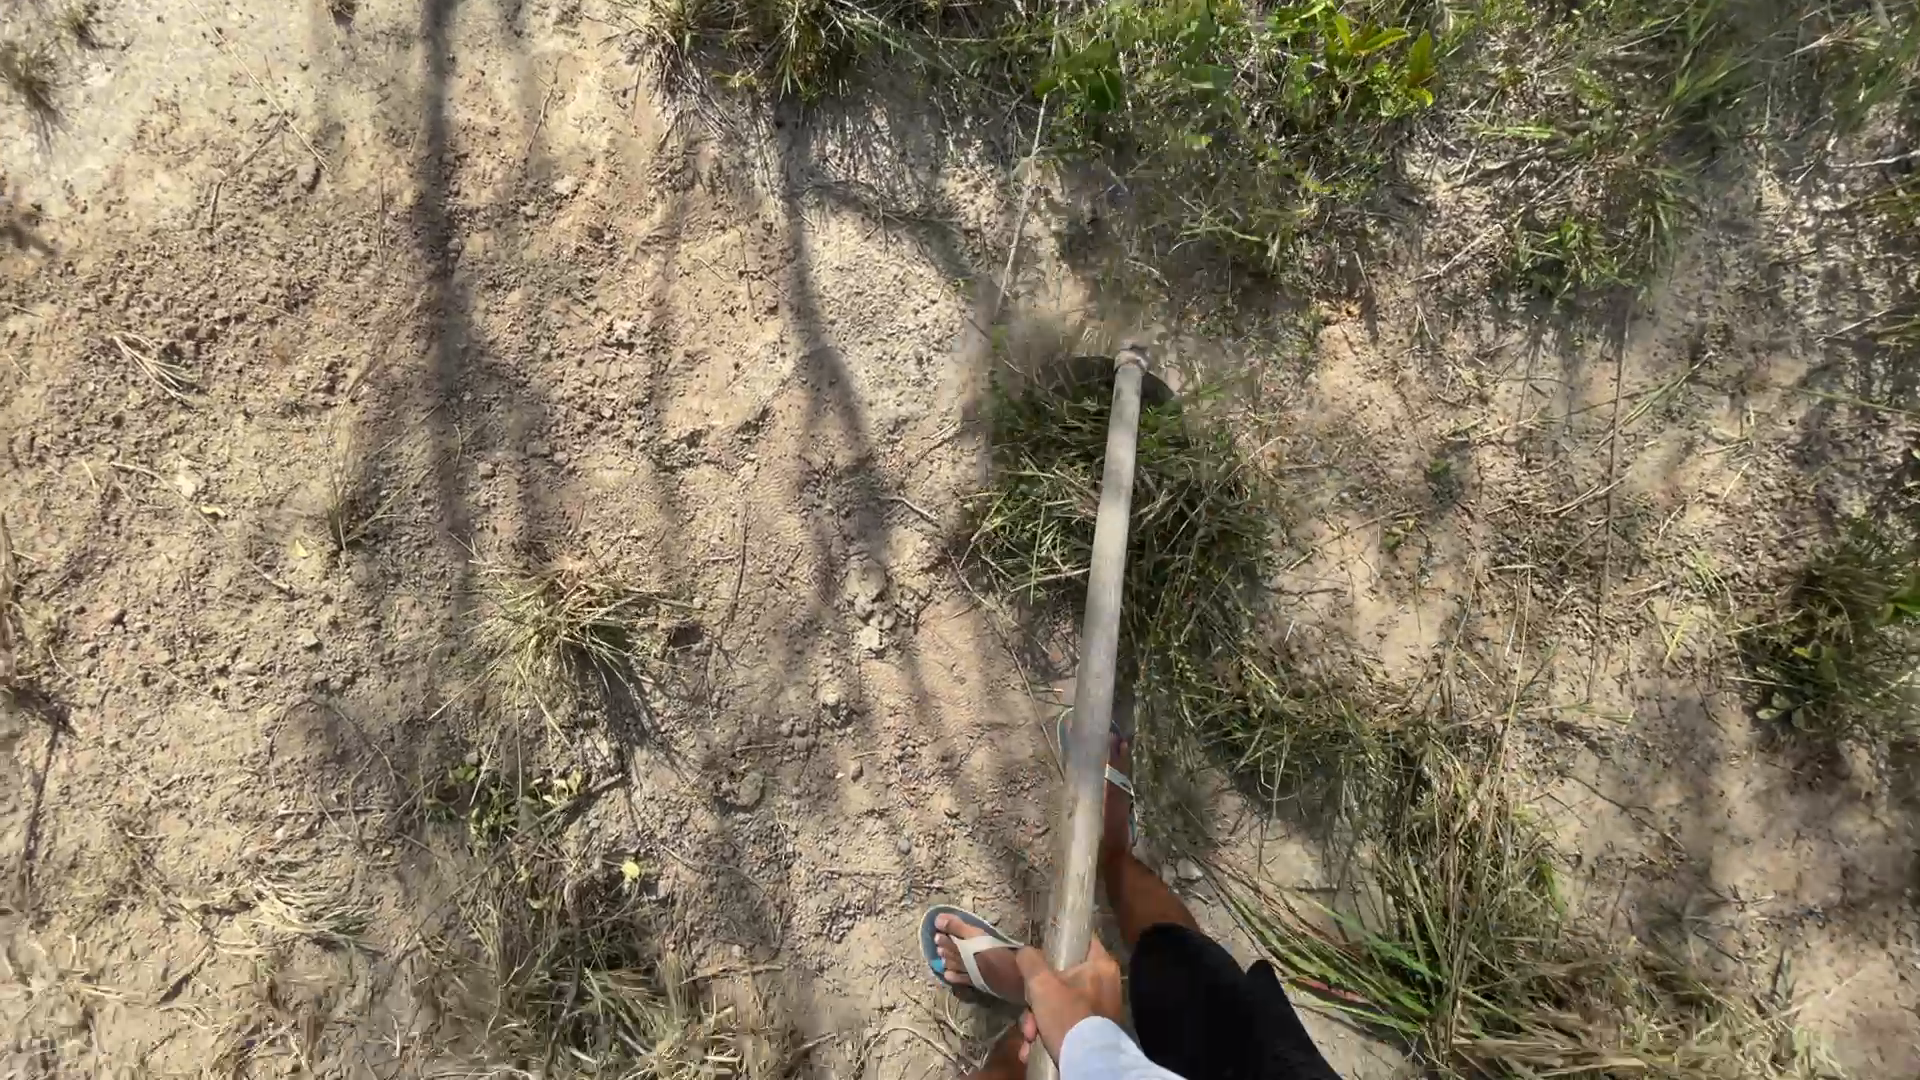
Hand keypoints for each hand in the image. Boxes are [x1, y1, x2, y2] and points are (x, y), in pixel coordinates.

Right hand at [1010, 938, 1124, 1065]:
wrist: (1088, 1066)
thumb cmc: (1068, 1015)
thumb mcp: (1041, 983)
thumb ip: (1030, 961)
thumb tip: (1024, 952)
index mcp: (1101, 965)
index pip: (1083, 939)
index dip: (1061, 942)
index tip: (1043, 952)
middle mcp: (1107, 985)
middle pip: (1065, 979)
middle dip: (1039, 1000)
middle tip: (1029, 1013)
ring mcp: (1103, 1010)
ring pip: (1063, 1004)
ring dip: (1040, 1020)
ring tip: (1029, 1036)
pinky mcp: (1097, 1033)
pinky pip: (1070, 1024)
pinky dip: (1051, 1034)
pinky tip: (1034, 1046)